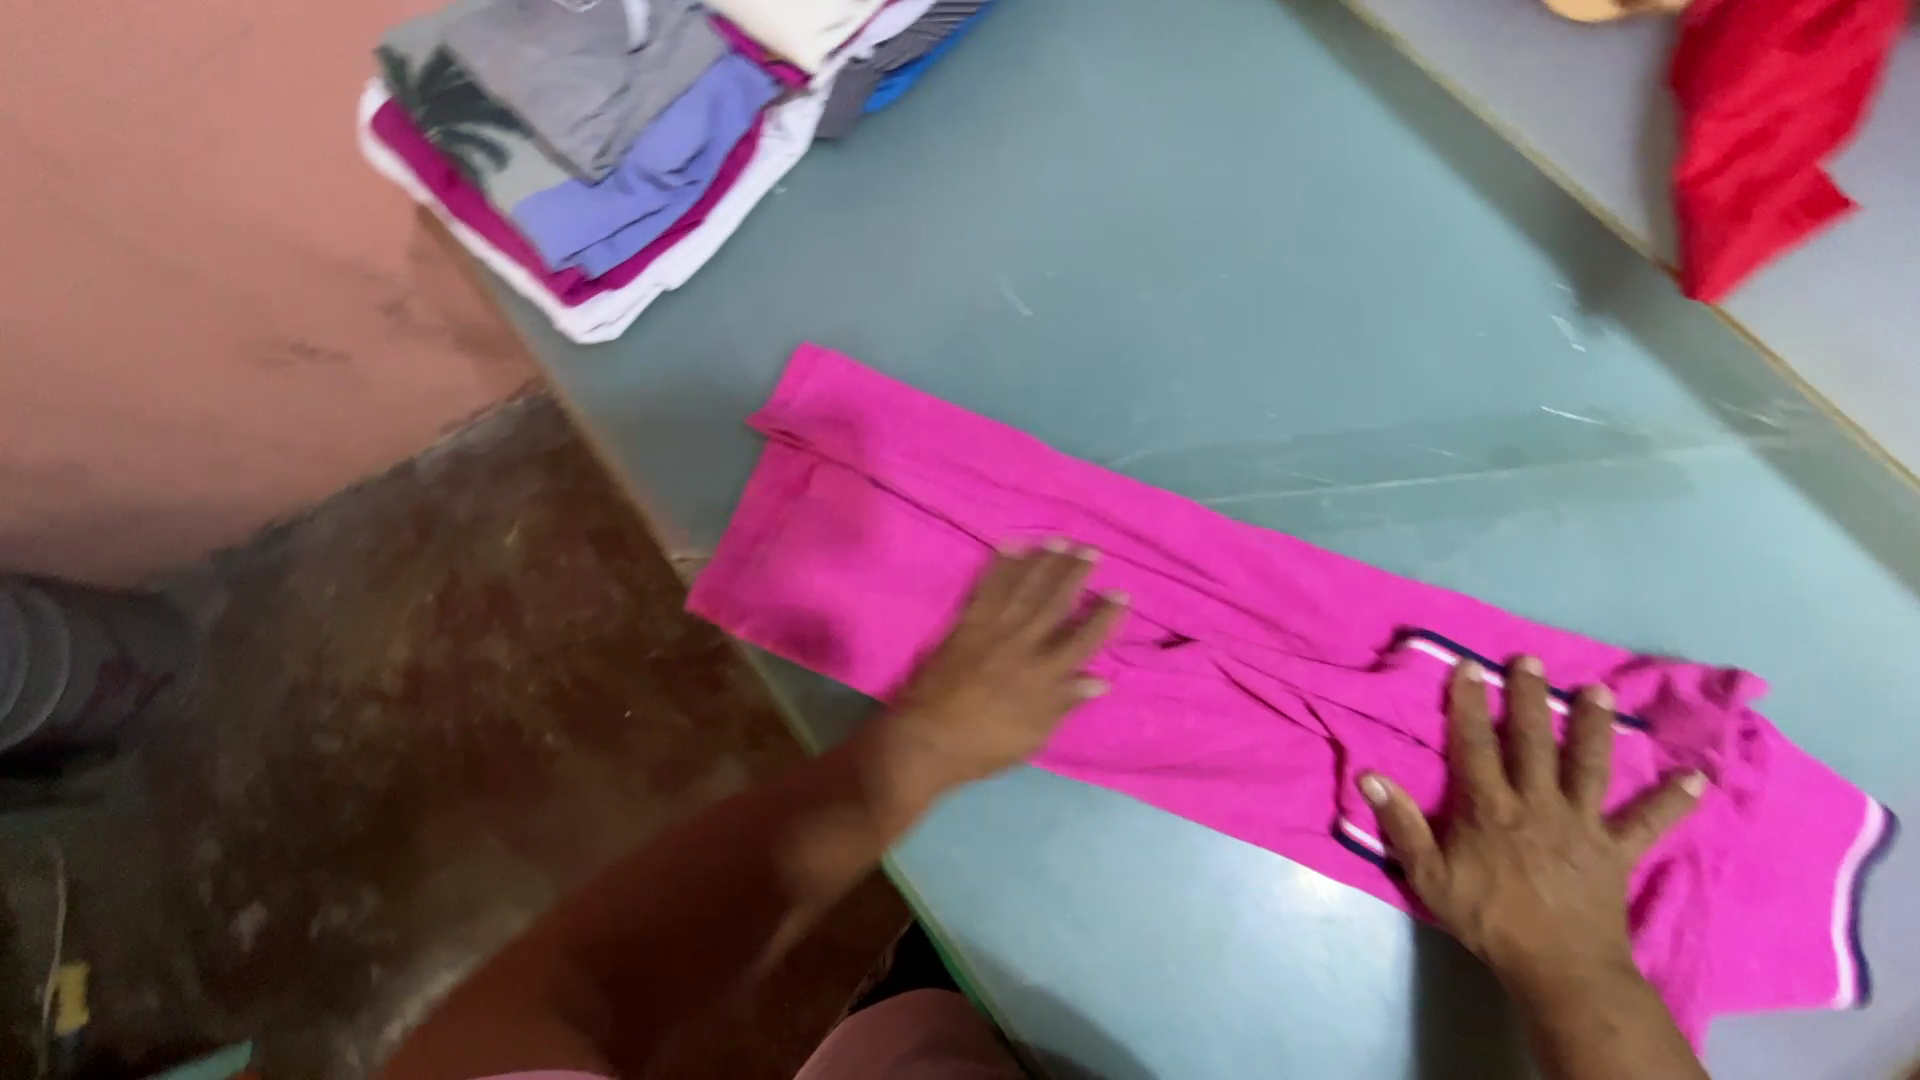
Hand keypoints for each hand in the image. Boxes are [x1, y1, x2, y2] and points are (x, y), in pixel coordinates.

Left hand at [884, 540, 1125, 788]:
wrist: (928, 740)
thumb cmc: (985, 746)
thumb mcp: (1034, 736)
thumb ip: (1064, 703)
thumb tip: (1100, 680)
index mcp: (1045, 677)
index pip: (1084, 639)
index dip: (1104, 616)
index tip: (1121, 593)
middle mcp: (1022, 646)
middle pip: (1054, 603)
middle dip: (1074, 574)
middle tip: (1091, 550)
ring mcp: (992, 632)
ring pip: (1023, 589)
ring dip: (1042, 562)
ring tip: (1059, 540)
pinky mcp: (965, 626)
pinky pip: (985, 589)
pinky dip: (999, 566)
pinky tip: (1010, 546)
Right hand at [1358, 657, 1705, 998]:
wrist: (1558, 967)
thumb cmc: (1488, 918)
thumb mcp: (1429, 874)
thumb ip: (1401, 824)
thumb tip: (1369, 777)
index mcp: (1490, 806)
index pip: (1475, 743)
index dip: (1469, 703)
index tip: (1469, 667)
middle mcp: (1537, 803)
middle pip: (1533, 741)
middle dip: (1530, 698)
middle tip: (1530, 661)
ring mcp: (1582, 824)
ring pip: (1588, 765)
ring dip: (1594, 726)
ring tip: (1600, 690)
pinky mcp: (1616, 850)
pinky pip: (1647, 821)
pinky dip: (1672, 801)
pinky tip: (1696, 778)